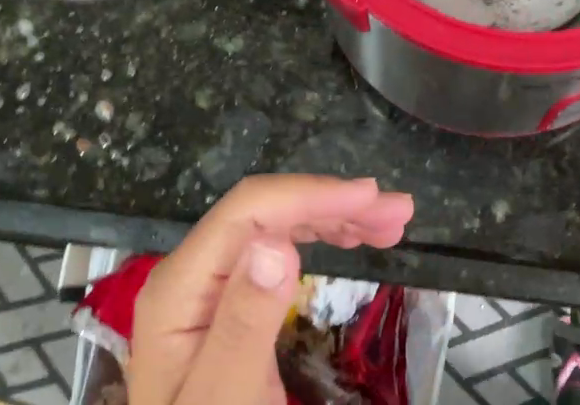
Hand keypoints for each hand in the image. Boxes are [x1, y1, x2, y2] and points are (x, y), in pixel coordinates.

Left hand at [125, 175, 414, 404]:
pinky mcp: (228, 301)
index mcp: (181, 286)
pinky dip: (320, 237)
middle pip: (267, 211)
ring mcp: (209, 285)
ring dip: (335, 216)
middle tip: (398, 214)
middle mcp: (193, 272)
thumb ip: (245, 327)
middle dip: (334, 204)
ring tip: (390, 225)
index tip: (373, 199)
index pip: (250, 211)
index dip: (314, 195)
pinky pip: (277, 249)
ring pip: (277, 225)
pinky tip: (350, 239)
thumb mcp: (225, 399)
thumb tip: (277, 244)